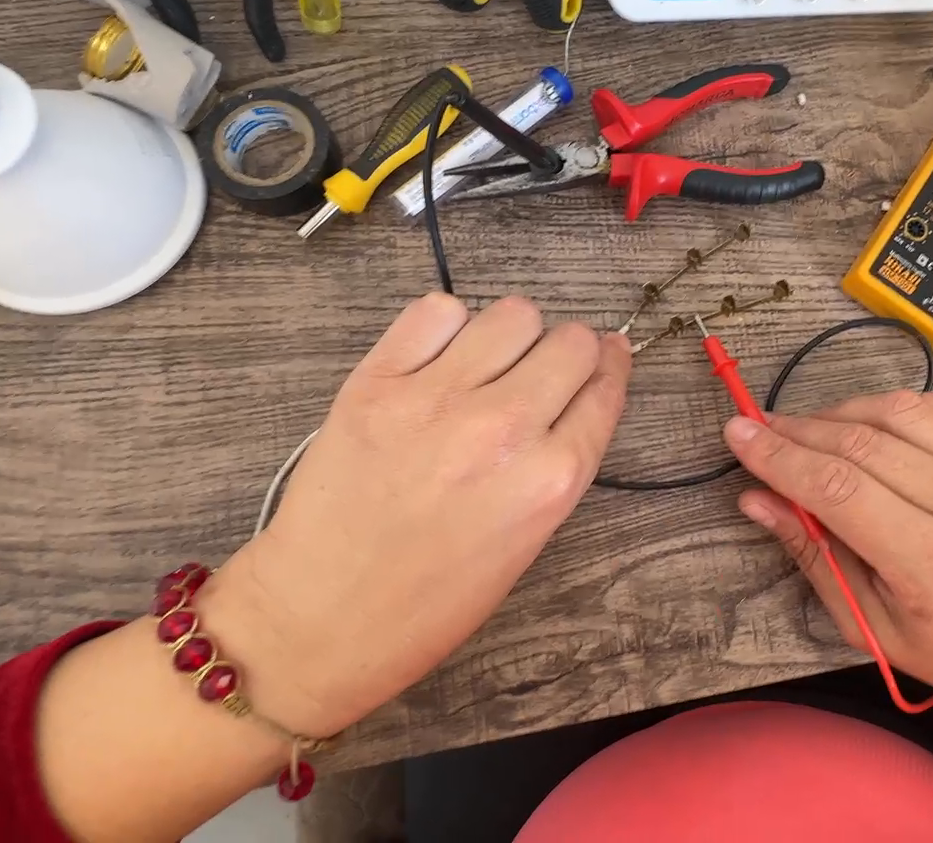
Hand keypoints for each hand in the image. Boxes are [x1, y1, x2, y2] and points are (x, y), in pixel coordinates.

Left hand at [207, 295, 630, 736]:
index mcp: (551, 480)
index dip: (613, 366)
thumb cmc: (433, 599)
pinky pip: (437, 310)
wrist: (319, 620)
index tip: (608, 356)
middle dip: (571, 350)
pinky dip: (449, 326)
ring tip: (489, 366)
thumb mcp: (527, 538)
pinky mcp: (375, 383)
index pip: (606, 388)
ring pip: (514, 314)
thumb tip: (585, 390)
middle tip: (544, 371)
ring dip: (514, 336)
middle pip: (572, 341)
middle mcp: (504, 430)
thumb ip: (561, 460)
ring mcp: (437, 401)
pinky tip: (440, 359)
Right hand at [724, 391, 932, 798]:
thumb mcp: (869, 624)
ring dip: (834, 414)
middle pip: (861, 444)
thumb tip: (755, 498)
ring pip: (893, 412)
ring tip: (801, 432)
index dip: (779, 455)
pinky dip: (879, 408)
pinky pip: (928, 409)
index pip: (839, 487)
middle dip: (797, 431)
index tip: (736, 433)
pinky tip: (853, 426)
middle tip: (757, 430)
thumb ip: (812, 553)